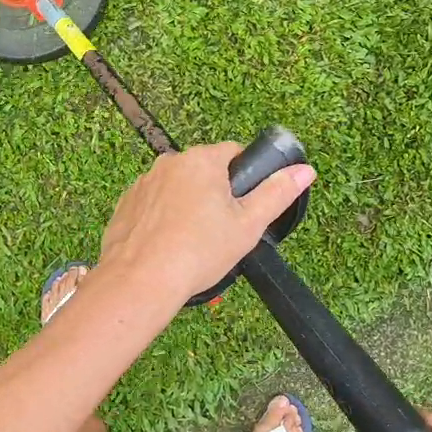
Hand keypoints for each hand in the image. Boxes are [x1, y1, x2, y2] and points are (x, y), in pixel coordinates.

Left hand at [92, 143, 314, 308]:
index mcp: (201, 160)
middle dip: (215, 195)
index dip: (245, 177)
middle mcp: (169, 162)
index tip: (245, 207)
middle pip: (204, 171)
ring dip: (188, 206)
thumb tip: (306, 170)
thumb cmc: (198, 252)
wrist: (140, 280)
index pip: (233, 152)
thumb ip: (277, 193)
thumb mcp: (248, 225)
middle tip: (222, 231)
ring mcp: (144, 181)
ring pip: (177, 188)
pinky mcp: (126, 203)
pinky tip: (168, 246)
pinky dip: (162, 219)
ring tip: (193, 244)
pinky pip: (153, 205)